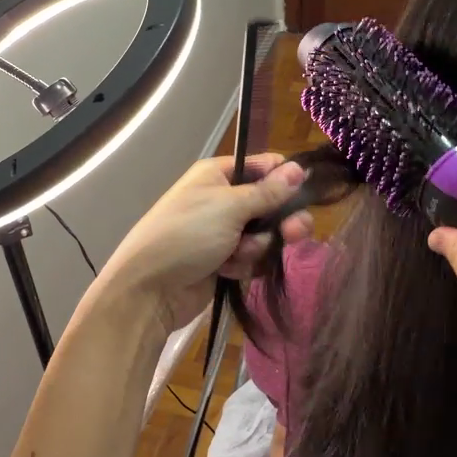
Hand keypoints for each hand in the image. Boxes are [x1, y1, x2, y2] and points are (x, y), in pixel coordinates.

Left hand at [99, 154, 315, 330]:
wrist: (150, 290)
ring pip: (265, 233)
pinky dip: (246, 264)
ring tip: (241, 255)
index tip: (306, 191)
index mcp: (218, 174)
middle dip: (281, 220)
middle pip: (271, 202)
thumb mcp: (229, 207)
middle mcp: (223, 199)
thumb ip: (268, 192)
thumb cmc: (187, 235)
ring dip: (259, 246)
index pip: (264, 166)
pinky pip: (253, 257)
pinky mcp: (225, 260)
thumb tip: (298, 168)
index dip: (286, 177)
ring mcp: (224, 231)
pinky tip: (229, 271)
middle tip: (294, 232)